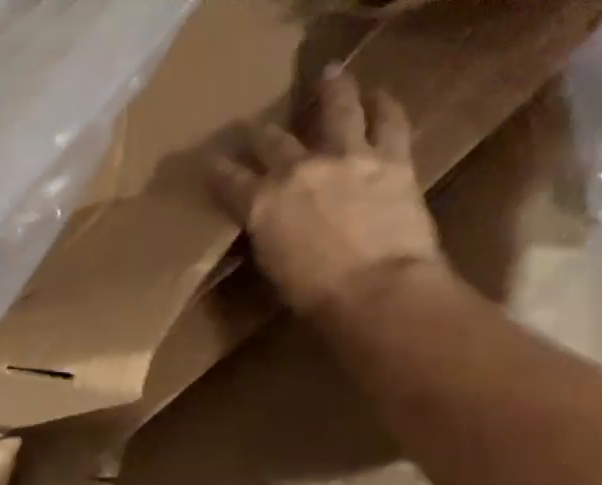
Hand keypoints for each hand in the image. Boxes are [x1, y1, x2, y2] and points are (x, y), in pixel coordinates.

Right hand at [212, 67, 447, 317]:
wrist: (375, 288)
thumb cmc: (310, 293)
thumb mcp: (270, 264)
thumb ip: (266, 233)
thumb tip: (268, 225)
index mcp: (258, 204)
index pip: (227, 179)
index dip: (217, 169)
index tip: (210, 162)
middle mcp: (296, 171)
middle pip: (271, 141)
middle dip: (258, 133)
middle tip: (253, 127)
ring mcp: (346, 158)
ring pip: (336, 111)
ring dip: (331, 90)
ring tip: (330, 74)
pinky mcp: (391, 158)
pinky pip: (389, 122)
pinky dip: (384, 106)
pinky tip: (380, 96)